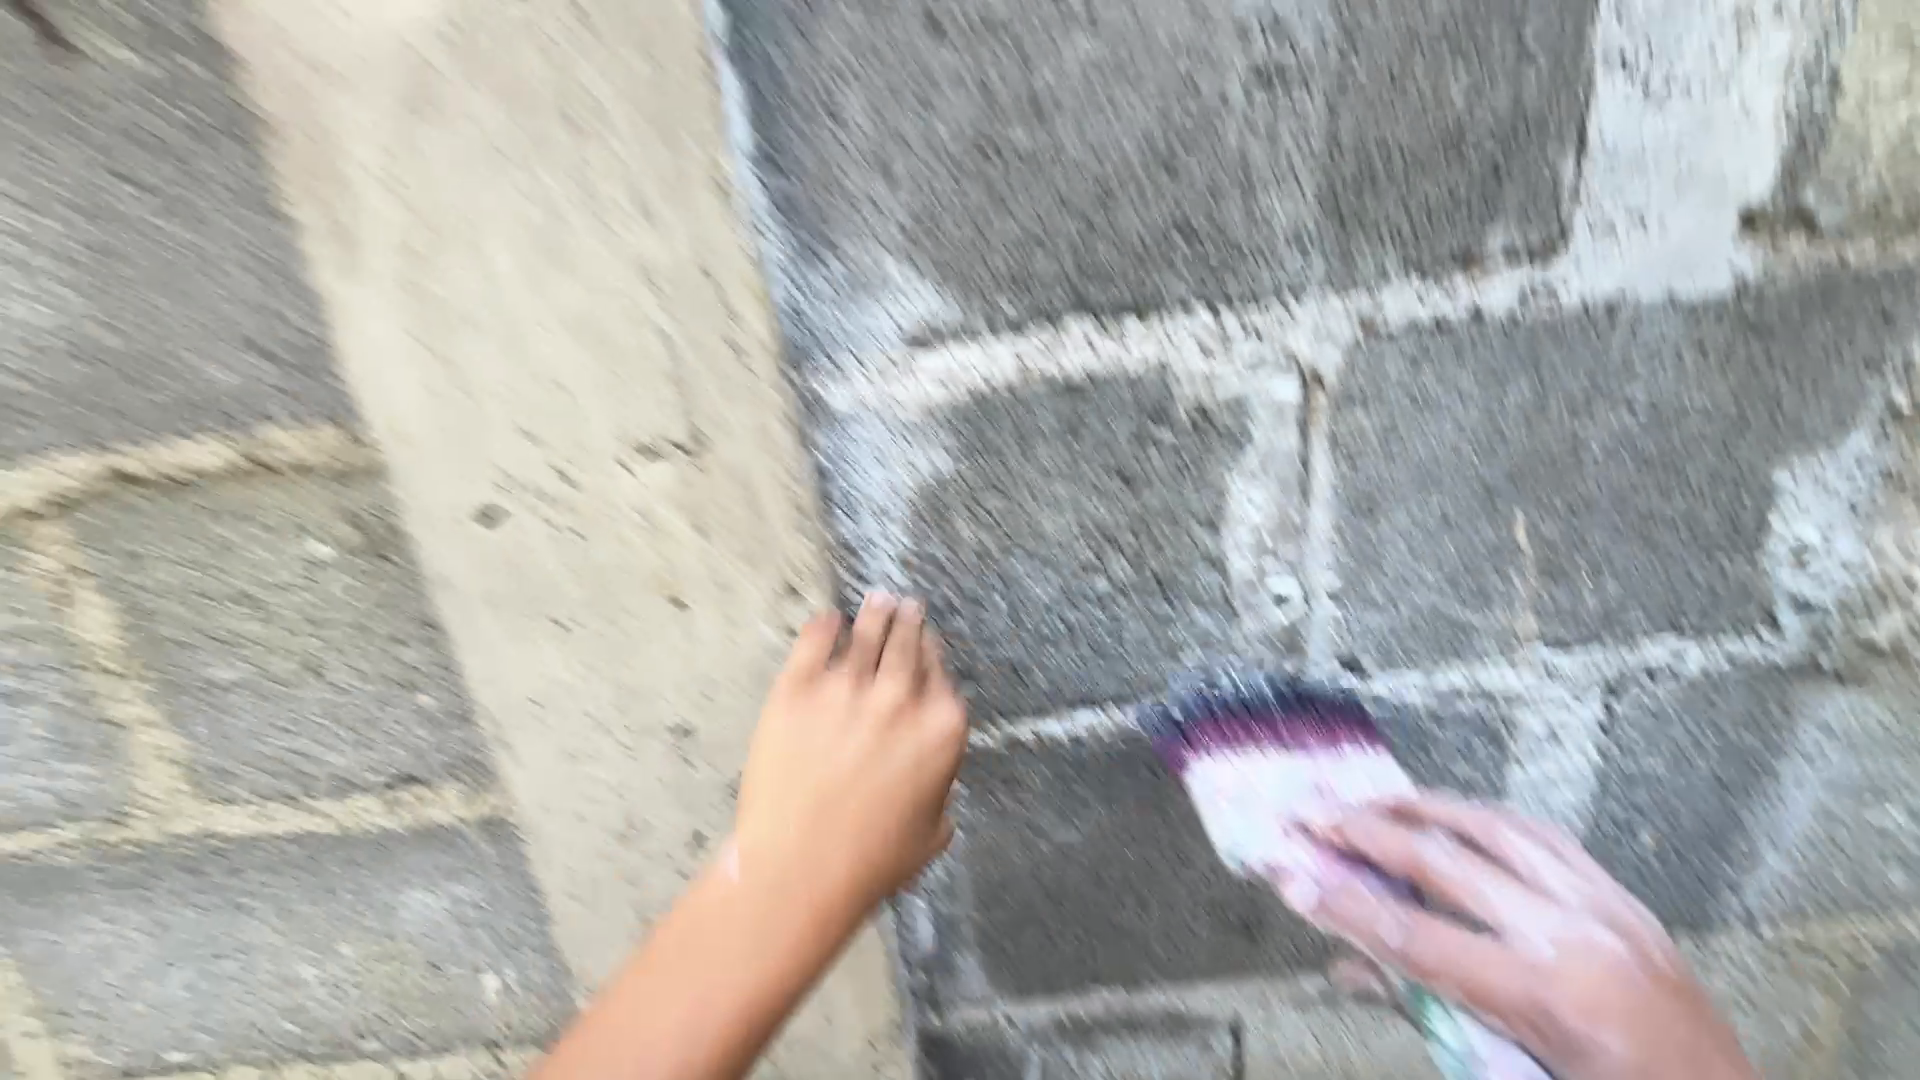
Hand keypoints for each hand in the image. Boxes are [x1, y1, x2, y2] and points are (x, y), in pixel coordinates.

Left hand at [733, 594, 968, 912]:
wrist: (799, 868)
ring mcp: (847, 688)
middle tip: (907, 605)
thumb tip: (938, 779)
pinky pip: (814, 641)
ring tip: (879, 600)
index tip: (927, 643)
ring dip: (876, 612)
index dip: (932, 654)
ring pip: (867, 633)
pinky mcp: (798, 688)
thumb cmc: (871, 861)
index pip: (940, 673)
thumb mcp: (933, 832)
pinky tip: (828, 618)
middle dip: (909, 620)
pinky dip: (824, 625)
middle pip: (908, 643)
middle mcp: (900, 698)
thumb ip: (943, 791)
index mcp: (940, 728)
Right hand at [1284, 793, 1757, 1079]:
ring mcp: (1607, 908)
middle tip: (1308, 812)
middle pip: (1444, 862)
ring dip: (1418, 807)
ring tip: (1365, 798)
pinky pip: (1541, 835)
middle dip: (1364, 832)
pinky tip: (1445, 810)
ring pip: (1493, 828)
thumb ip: (1428, 1014)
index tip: (1288, 878)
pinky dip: (1479, 815)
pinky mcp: (1624, 900)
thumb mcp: (1513, 1078)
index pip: (1417, 938)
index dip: (1343, 906)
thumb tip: (1347, 966)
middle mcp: (1578, 937)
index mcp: (1553, 1000)